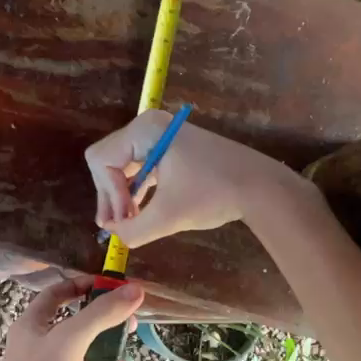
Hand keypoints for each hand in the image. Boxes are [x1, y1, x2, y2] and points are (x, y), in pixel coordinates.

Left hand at [0, 278, 142, 360]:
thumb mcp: (72, 340)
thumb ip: (103, 314)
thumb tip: (135, 290)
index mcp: (31, 325)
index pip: (56, 294)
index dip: (82, 287)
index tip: (110, 287)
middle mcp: (36, 347)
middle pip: (78, 330)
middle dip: (105, 334)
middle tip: (129, 330)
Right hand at [86, 110, 307, 246]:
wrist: (258, 186)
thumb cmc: (213, 195)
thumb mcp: (167, 218)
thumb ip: (132, 231)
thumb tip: (113, 234)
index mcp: (145, 130)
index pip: (101, 161)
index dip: (107, 194)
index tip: (124, 219)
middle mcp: (148, 126)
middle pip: (107, 162)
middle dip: (111, 196)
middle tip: (121, 226)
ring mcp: (159, 135)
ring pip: (121, 167)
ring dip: (122, 196)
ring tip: (129, 223)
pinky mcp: (170, 148)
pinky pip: (138, 168)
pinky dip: (136, 191)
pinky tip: (140, 213)